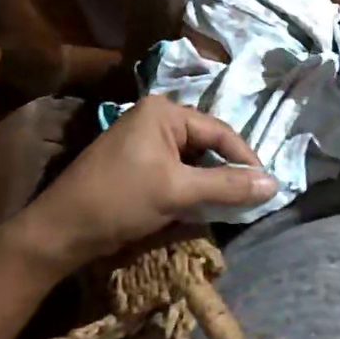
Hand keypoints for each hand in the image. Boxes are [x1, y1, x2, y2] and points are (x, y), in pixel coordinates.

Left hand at [0, 96, 277, 277]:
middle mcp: (153, 118)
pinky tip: (199, 206)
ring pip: (190, 159)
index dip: (245, 159)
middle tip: (249, 200)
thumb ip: (227, 186)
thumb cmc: (120, 199)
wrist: (64, 227)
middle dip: (226, 171)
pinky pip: (174, 169)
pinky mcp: (135, 162)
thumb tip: (275, 184)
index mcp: (163, 111)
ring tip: (229, 206)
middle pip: (205, 143)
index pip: (219, 131)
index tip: (267, 188)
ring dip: (208, 182)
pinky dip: (189, 187)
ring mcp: (142, 140)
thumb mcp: (178, 191)